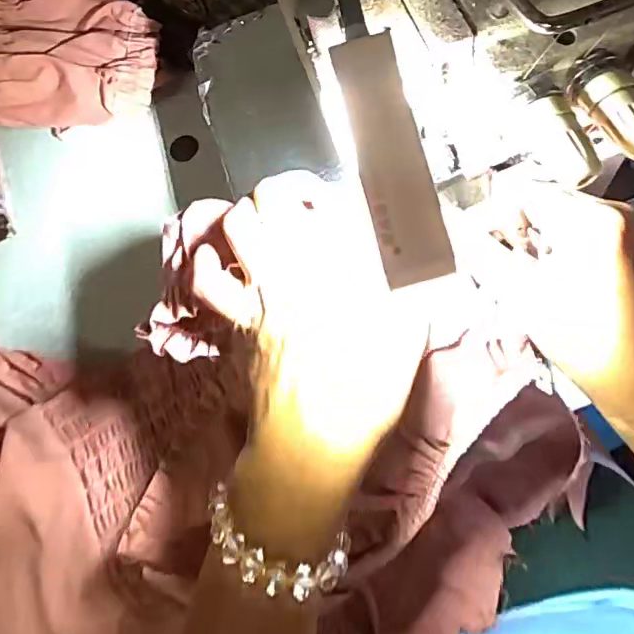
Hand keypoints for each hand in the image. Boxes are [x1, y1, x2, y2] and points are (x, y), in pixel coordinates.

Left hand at [194, 171, 428, 481]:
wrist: (318, 444)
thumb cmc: (369, 390)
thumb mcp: (408, 329)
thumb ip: (413, 283)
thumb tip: (426, 255)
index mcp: (343, 262)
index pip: (334, 201)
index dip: (335, 191)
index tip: (341, 199)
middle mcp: (299, 263)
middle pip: (274, 197)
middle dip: (285, 189)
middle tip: (299, 203)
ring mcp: (263, 289)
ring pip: (238, 226)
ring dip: (249, 217)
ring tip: (265, 226)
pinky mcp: (238, 320)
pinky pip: (207, 282)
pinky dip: (207, 265)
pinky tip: (221, 262)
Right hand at [466, 182, 633, 424]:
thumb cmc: (580, 340)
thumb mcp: (522, 293)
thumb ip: (481, 250)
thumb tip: (450, 220)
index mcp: (591, 217)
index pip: (524, 191)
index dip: (500, 220)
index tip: (500, 255)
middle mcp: (613, 208)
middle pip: (544, 199)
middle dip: (520, 230)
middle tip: (517, 270)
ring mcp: (626, 222)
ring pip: (561, 213)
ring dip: (540, 237)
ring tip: (538, 276)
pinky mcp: (630, 239)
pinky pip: (582, 225)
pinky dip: (563, 243)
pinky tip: (560, 276)